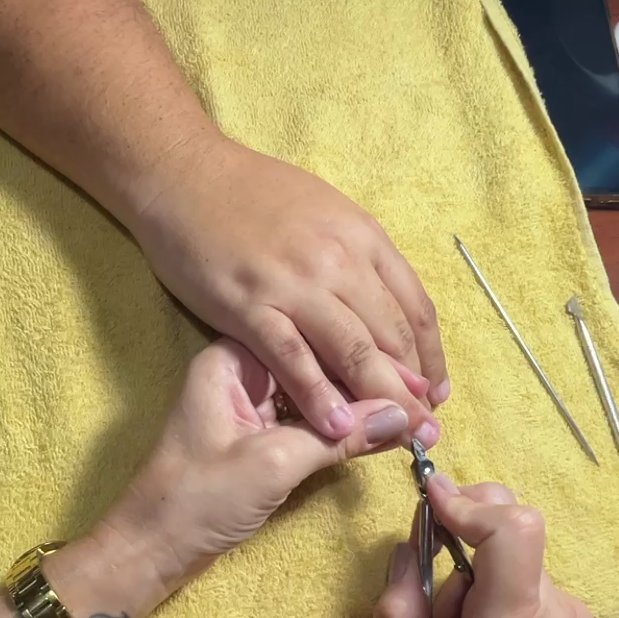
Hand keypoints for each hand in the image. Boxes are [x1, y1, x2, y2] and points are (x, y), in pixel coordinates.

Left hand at [101, 338, 409, 588]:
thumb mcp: (273, 463)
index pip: (310, 340)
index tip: (416, 379)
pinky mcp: (257, 433)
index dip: (364, 357)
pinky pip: (308, 418)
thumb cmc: (198, 499)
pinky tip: (379, 433)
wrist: (152, 548)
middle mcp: (242, 370)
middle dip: (369, 383)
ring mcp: (250, 403)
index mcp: (233, 359)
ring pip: (317, 392)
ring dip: (360, 407)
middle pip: (318, 363)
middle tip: (427, 400)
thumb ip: (339, 436)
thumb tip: (405, 417)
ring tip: (414, 416)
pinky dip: (341, 427)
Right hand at [127, 139, 447, 446]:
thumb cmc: (251, 192)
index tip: (434, 392)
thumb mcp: (323, 210)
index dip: (430, 357)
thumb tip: (383, 303)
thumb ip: (355, 255)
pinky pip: (293, 359)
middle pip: (391, 336)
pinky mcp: (250, 307)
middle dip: (415, 390)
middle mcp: (338, 260)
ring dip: (381, 400)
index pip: (413, 307)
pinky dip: (318, 396)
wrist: (184, 176)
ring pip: (352, 351)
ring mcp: (294, 284)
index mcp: (361, 236)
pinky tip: (337, 427)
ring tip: (400, 441)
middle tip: (428, 431)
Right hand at [374, 476, 618, 617]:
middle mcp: (550, 605)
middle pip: (504, 525)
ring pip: (504, 555)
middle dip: (455, 536)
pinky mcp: (573, 610)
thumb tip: (404, 550)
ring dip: (468, 580)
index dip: (466, 504)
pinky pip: (518, 576)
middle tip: (431, 592)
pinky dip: (489, 592)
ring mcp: (569, 605)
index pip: (512, 530)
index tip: (429, 501)